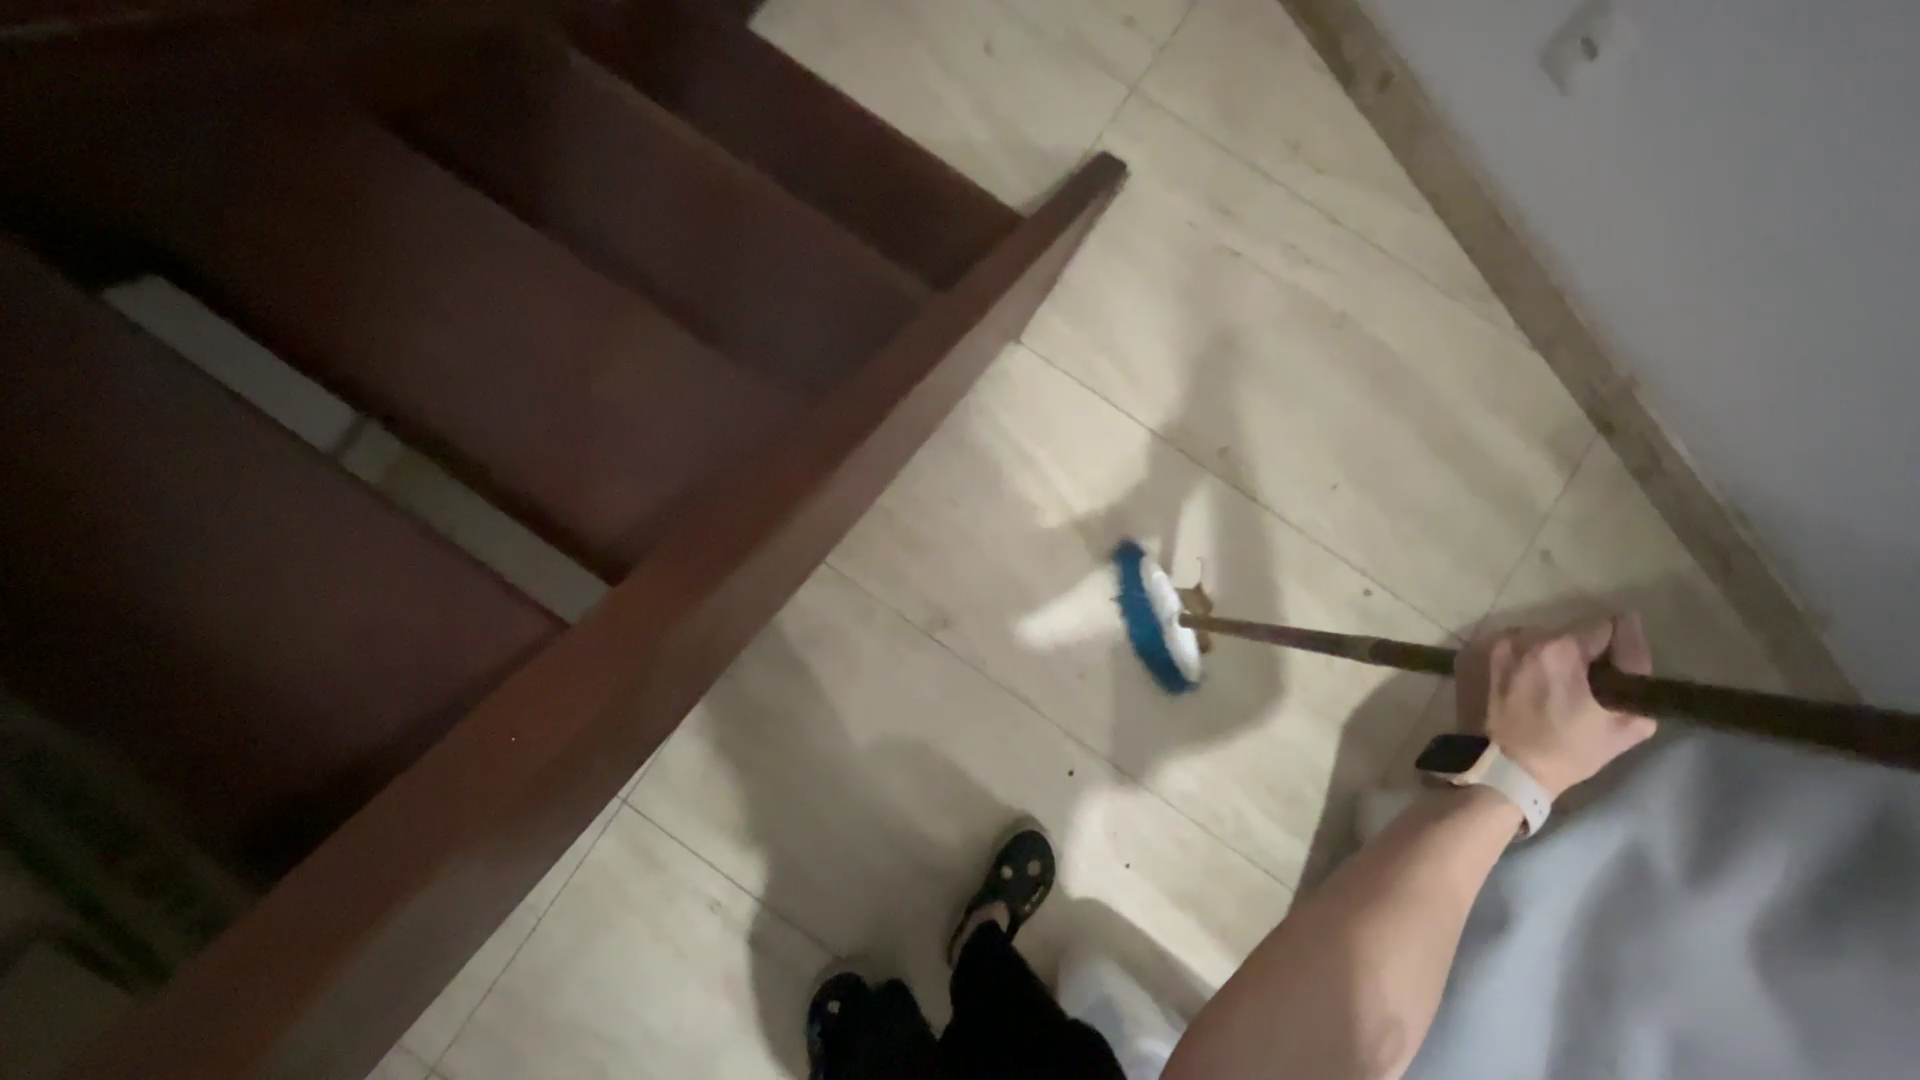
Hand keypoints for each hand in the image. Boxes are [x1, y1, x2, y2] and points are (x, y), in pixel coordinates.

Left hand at [1473, 613, 1655, 799]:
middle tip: (1580, 684)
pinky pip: (1503, 648)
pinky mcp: (1465, 657)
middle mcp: (1518, 637)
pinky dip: (1515, 662)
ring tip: (1546, 687)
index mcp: (1559, 648)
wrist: (1499, 770)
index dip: (1618, 648)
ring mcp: (1487, 645)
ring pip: (1532, 638)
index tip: (1615, 672)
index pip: (1606, 625)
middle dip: (1579, 653)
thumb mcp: (1624, 724)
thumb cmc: (1564, 751)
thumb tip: (1632, 641)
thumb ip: (1638, 676)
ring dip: (1544, 655)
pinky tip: (1518, 687)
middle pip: (1566, 632)